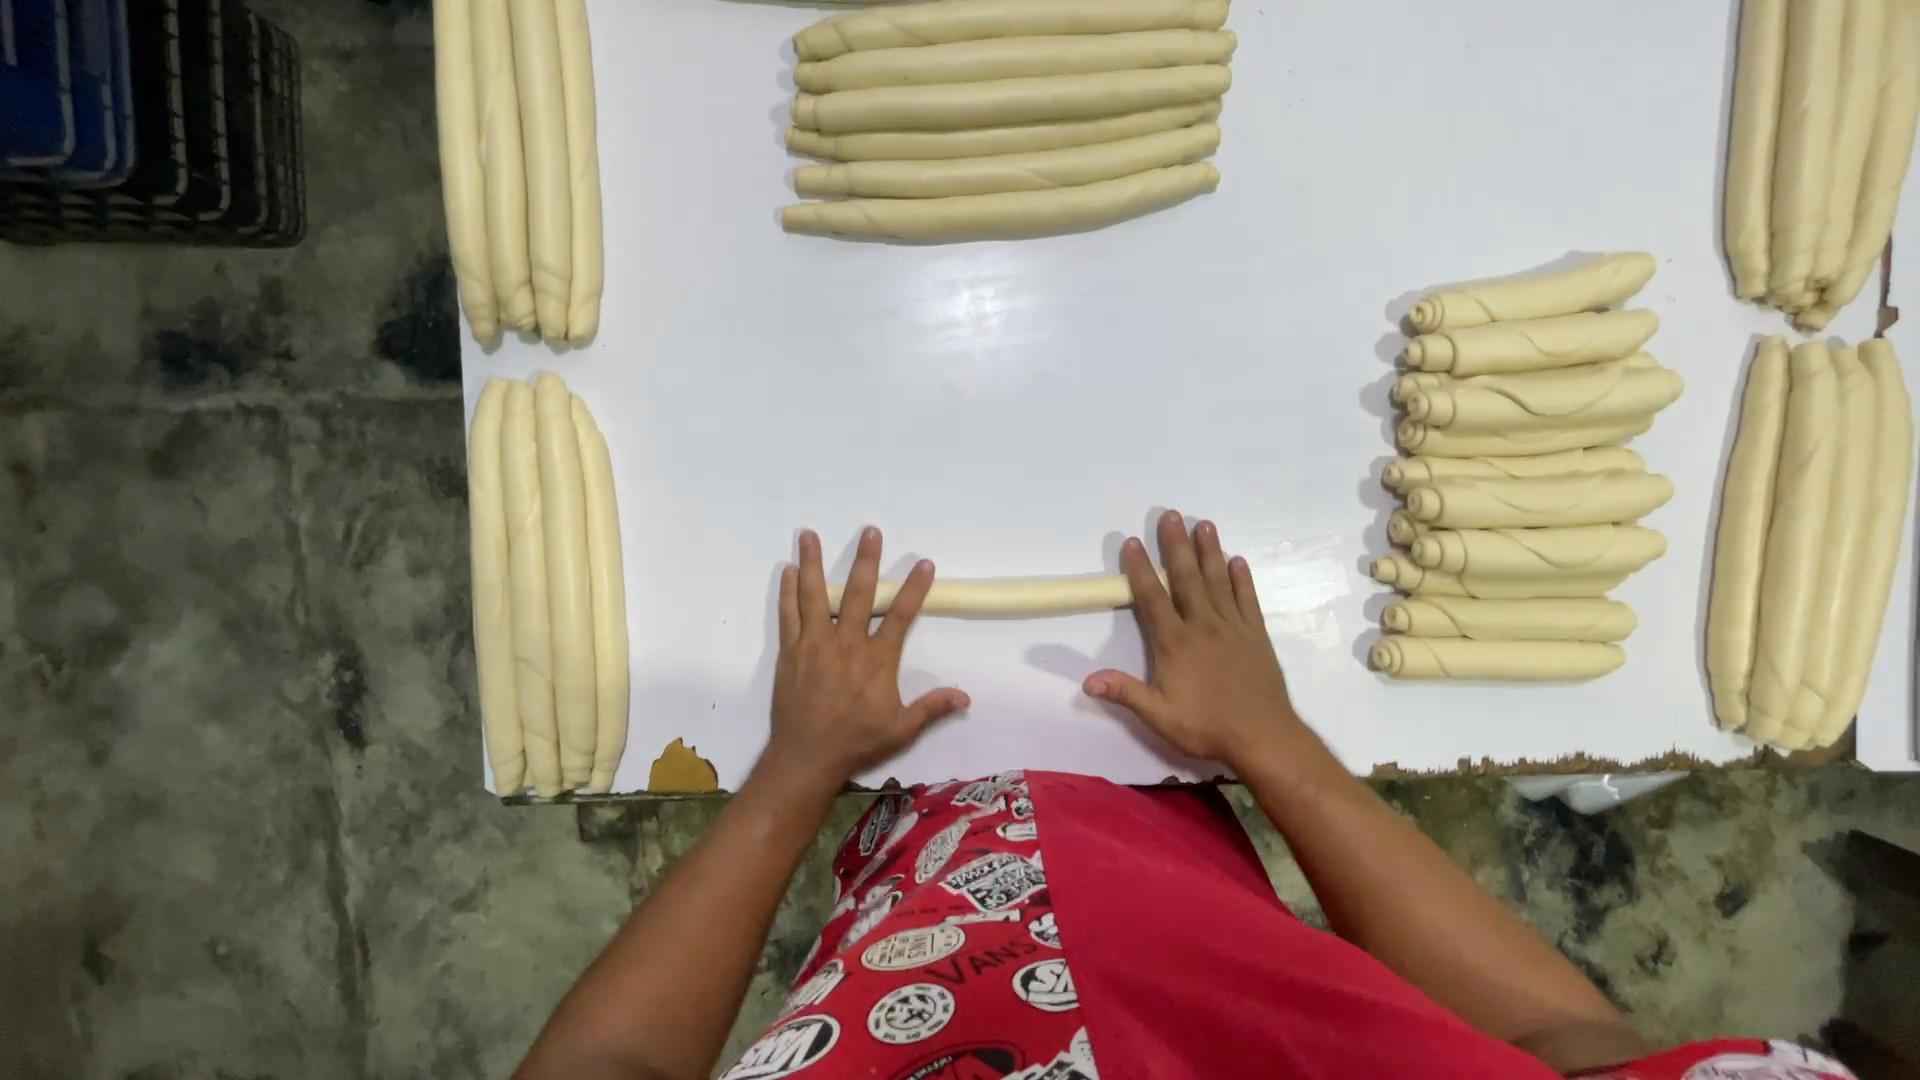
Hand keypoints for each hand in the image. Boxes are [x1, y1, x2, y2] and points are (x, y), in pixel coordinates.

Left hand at [767, 527, 970, 783]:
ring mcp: (815, 645)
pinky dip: (787, 592)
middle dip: (866, 560)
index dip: (914, 588)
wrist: (806, 757)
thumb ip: (932, 707)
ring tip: (809, 534)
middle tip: (869, 531)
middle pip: (859, 593)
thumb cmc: (857, 742)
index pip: (901, 616)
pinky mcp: (790, 652)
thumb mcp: (901, 729)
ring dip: (814, 563)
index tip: (924, 563)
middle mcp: (847, 643)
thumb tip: (965, 696)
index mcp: (877, 660)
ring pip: (815, 595)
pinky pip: (788, 615)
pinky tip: (788, 570)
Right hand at [1084, 511, 1304, 770]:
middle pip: (1186, 578)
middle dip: (1176, 545)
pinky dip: (1241, 579)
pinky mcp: (1256, 635)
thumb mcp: (1159, 716)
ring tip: (1204, 523)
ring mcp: (1232, 627)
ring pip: (1217, 581)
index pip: (1153, 597)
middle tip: (1170, 514)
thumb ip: (1125, 693)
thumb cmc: (1207, 727)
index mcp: (1175, 642)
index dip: (1140, 569)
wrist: (1264, 737)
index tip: (1131, 542)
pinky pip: (1246, 600)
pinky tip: (1237, 561)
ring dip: (1209, 551)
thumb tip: (1088, 681)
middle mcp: (1203, 625)